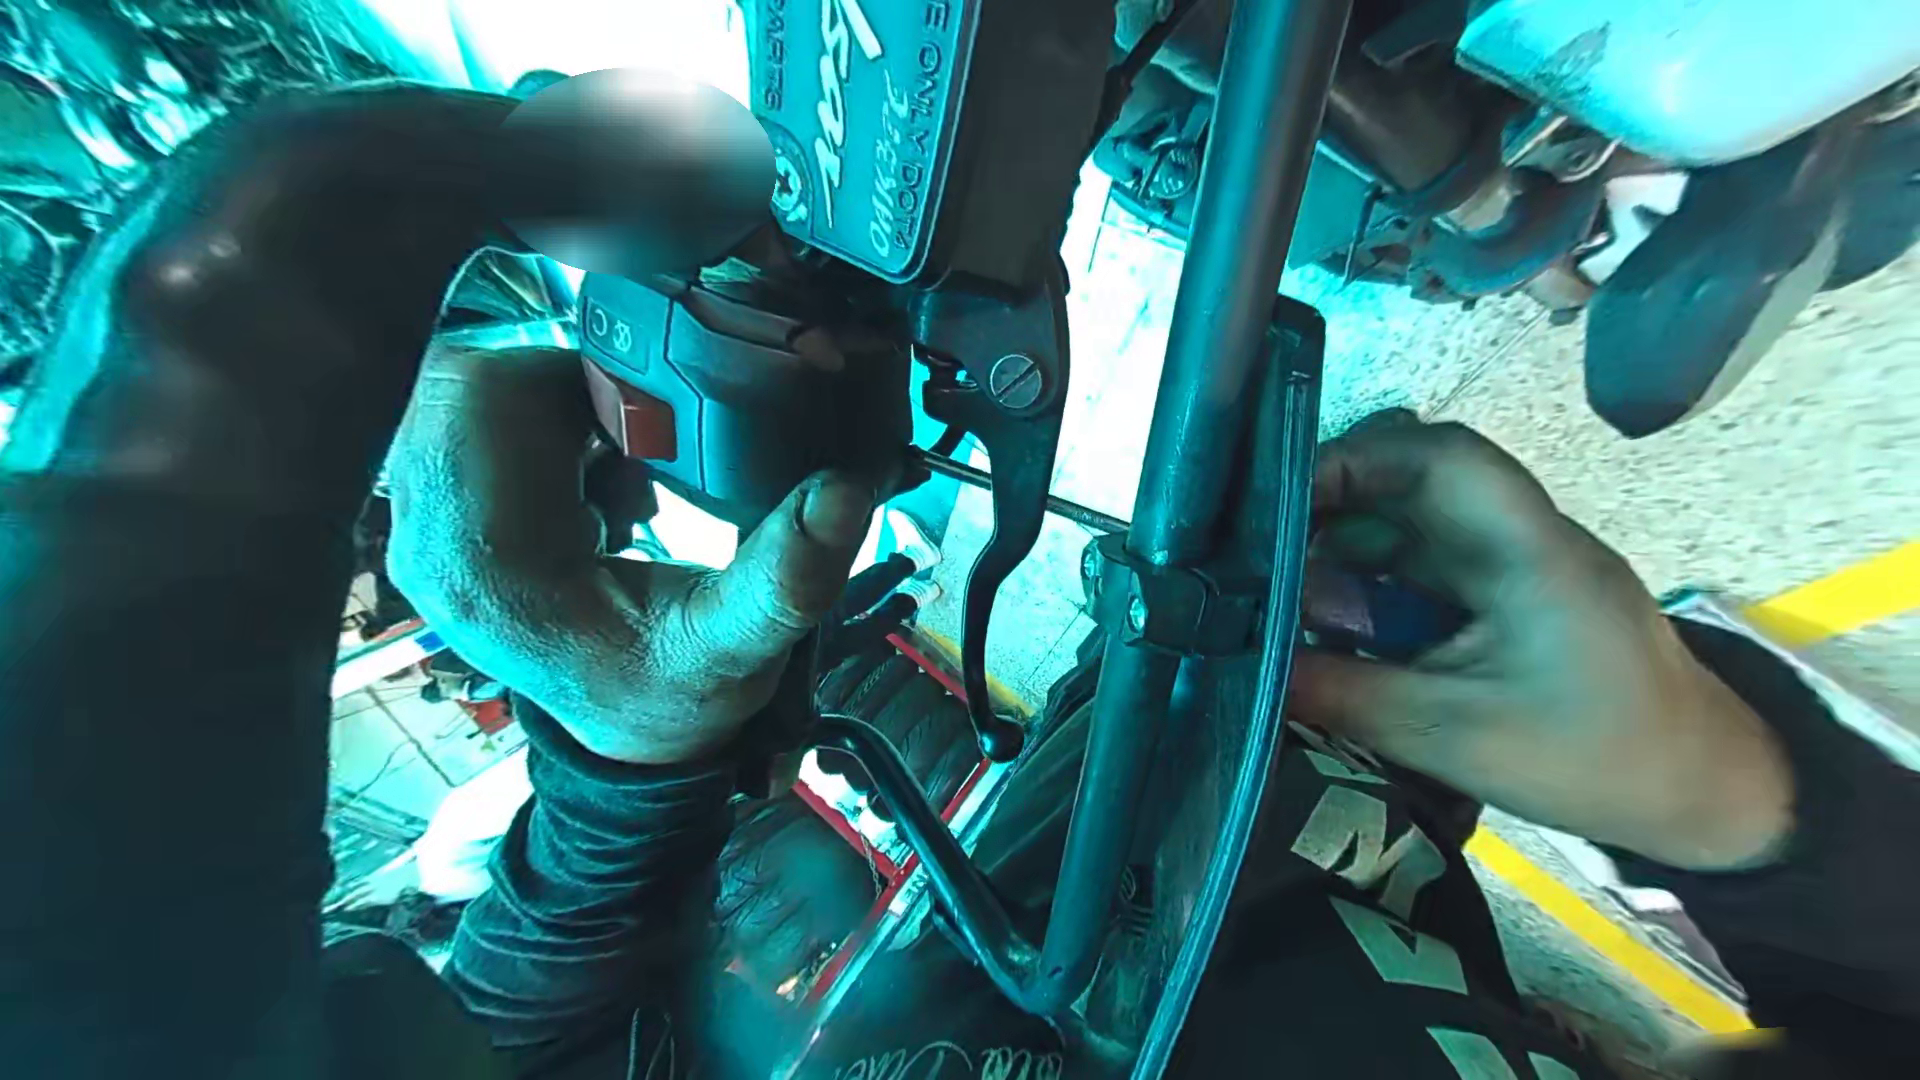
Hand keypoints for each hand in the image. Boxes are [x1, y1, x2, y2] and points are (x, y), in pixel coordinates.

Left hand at [385, 345, 872, 764]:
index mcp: (483, 563)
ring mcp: (441, 523)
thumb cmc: (679, 694)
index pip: (491, 394)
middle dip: (582, 388)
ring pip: (488, 395)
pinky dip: (569, 425)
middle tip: (662, 434)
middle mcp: (433, 534)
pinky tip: (622, 475)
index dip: (586, 381)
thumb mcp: (742, 646)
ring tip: (647, 458)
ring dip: (578, 407)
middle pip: (480, 382)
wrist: (638, 731)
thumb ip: (789, 576)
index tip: (671, 421)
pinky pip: (500, 424)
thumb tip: (846, 488)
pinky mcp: (467, 516)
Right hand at [1290, 414, 1792, 869]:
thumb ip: (1338, 692)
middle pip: (1403, 479)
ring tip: (1275, 587)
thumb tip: (1243, 663)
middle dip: (1322, 504)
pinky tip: (1315, 611)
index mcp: (1525, 553)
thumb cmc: (1594, 759)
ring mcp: (1493, 560)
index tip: (1280, 502)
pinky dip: (1349, 577)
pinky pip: (1398, 560)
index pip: (1441, 459)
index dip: (1354, 460)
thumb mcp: (1448, 734)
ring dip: (1329, 546)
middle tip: (1256, 547)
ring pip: (1392, 520)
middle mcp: (1507, 537)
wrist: (1704, 794)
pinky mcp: (1479, 586)